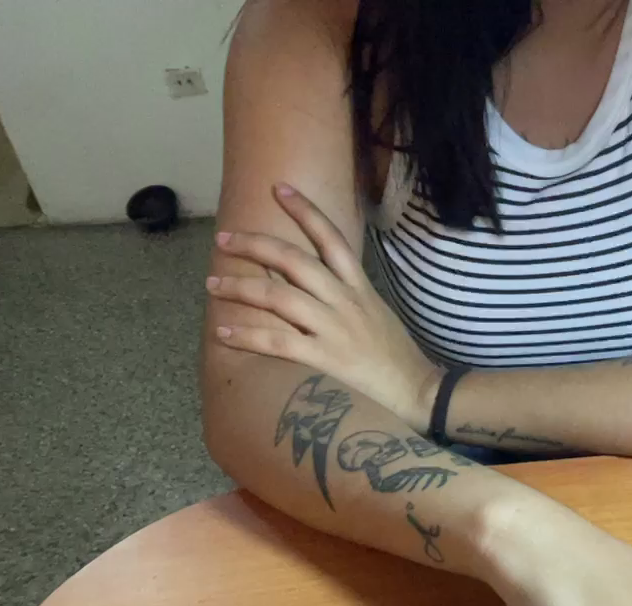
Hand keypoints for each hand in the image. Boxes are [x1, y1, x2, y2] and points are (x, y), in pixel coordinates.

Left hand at [208, 184, 443, 426]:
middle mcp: (345, 302)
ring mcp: (335, 330)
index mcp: (360, 289)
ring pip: (278, 297)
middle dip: (254, 245)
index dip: (305, 211)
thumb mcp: (377, 315)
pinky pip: (278, 342)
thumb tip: (313, 285)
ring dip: (240, 288)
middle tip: (223, 239)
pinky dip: (247, 336)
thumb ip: (348, 297)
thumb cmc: (398, 357)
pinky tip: (223, 332)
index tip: (278, 188)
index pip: (332, 239)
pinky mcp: (327, 359)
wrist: (419, 391)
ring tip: (212, 284)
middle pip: (294, 261)